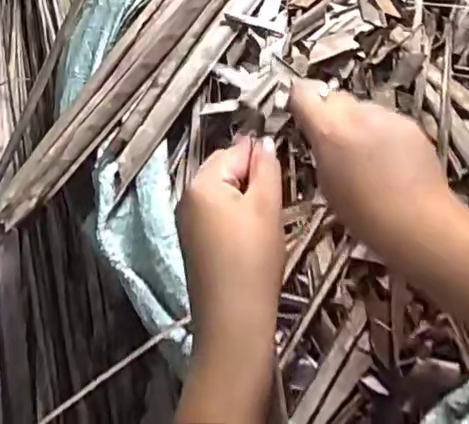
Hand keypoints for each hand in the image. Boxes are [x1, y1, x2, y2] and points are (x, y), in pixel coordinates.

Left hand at [176, 136, 281, 421]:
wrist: (234, 326)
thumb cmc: (252, 263)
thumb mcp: (267, 208)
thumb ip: (267, 168)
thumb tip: (265, 142)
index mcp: (200, 182)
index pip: (235, 150)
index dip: (261, 159)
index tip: (281, 178)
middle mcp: (187, 196)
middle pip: (226, 168)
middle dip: (252, 179)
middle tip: (275, 204)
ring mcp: (187, 221)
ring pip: (224, 193)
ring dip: (246, 200)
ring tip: (266, 225)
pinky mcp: (194, 243)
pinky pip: (218, 215)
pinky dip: (236, 219)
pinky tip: (252, 241)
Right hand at [289, 80, 456, 260]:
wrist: (422, 225)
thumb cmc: (366, 216)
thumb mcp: (327, 183)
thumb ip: (320, 149)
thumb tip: (320, 136)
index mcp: (328, 128)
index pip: (302, 92)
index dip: (300, 100)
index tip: (301, 114)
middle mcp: (355, 113)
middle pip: (333, 96)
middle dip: (330, 112)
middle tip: (335, 140)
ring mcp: (385, 115)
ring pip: (361, 108)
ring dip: (358, 123)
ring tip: (368, 155)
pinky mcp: (409, 123)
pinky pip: (386, 120)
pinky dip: (382, 133)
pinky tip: (392, 161)